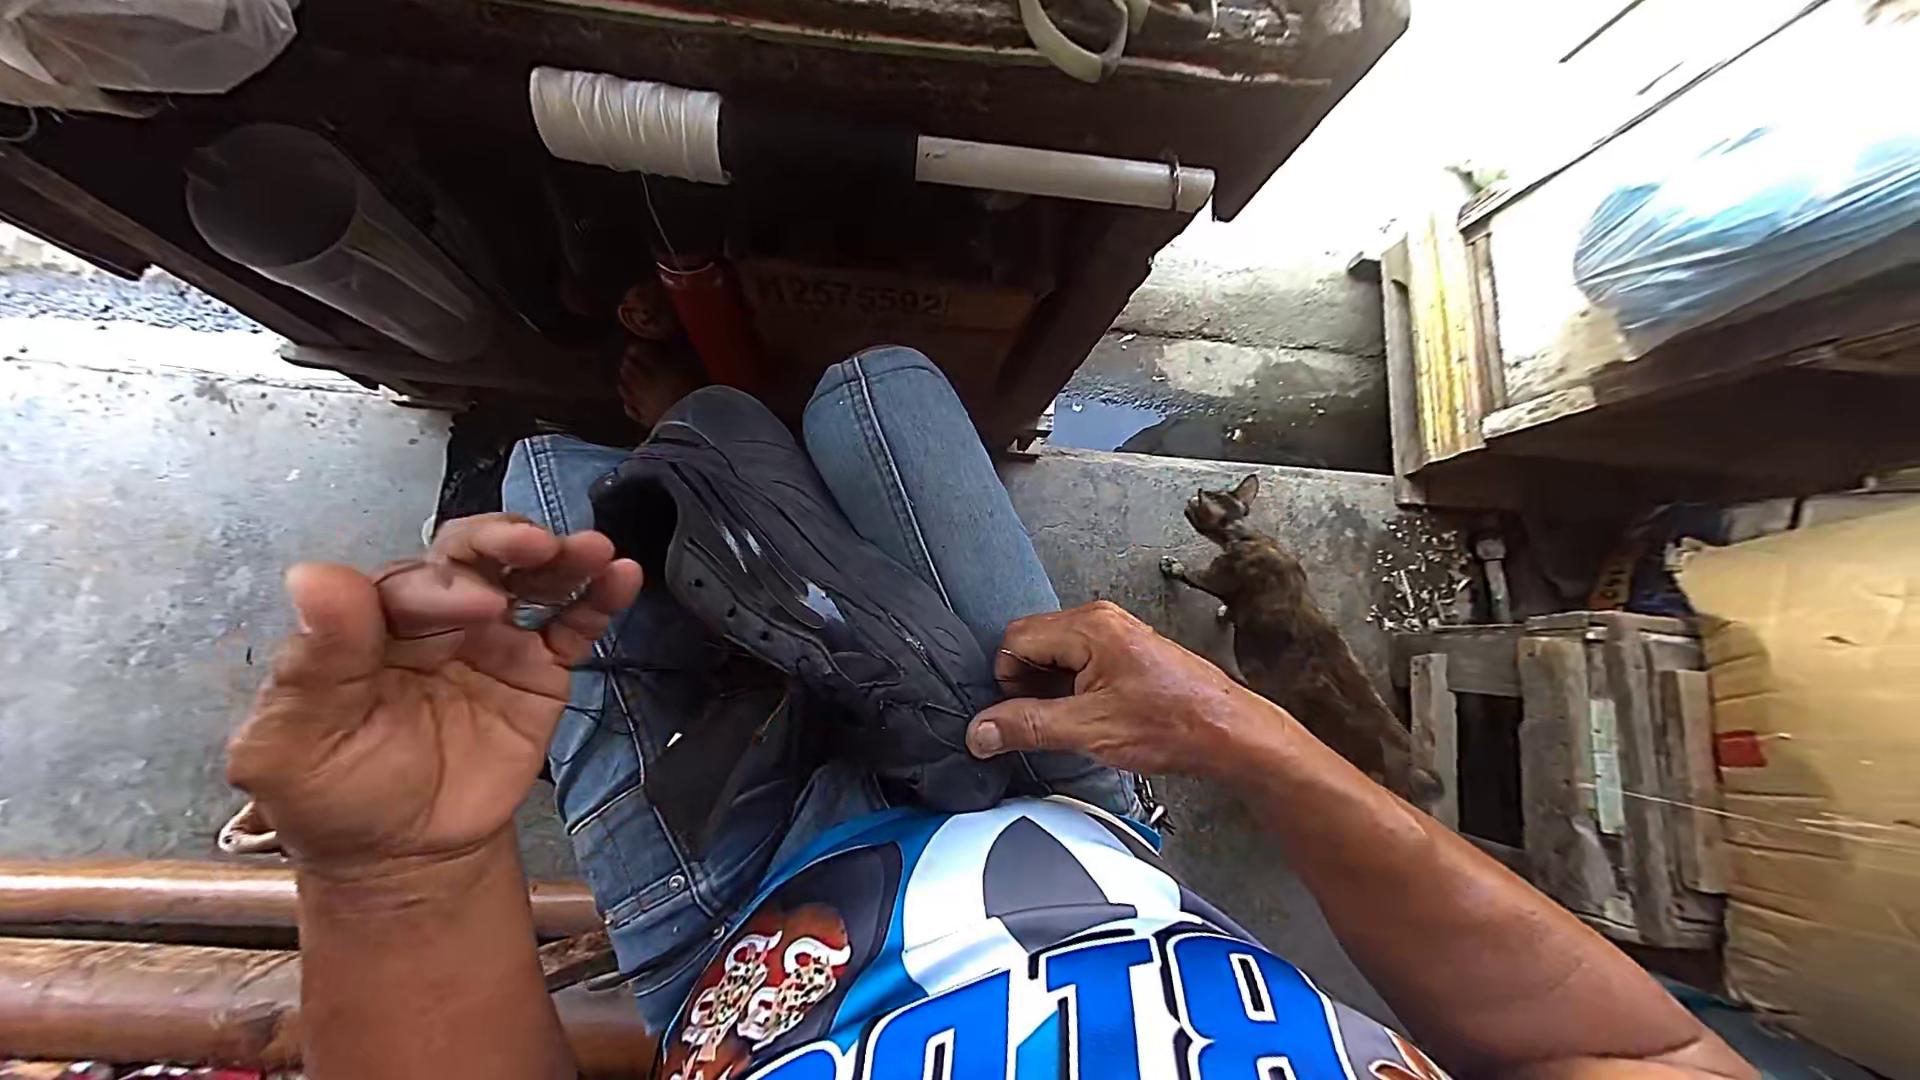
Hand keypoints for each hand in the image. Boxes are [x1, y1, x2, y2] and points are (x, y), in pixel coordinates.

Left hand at [227, 514, 641, 878]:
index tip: (483, 607)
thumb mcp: (296, 742)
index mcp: (377, 626)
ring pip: (534, 581)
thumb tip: (315, 573)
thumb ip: (315, 661)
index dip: (450, 585)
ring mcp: (500, 640)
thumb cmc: (340, 796)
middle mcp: (442, 620)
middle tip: (537, 544)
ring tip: (595, 549)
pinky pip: (577, 625)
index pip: (415, 583)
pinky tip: (623, 576)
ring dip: (565, 560)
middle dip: (507, 541)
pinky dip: (601, 598)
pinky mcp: (545, 666)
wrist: (411, 849)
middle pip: (476, 560)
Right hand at [965, 600, 1296, 778]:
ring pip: (1053, 653)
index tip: (1017, 711)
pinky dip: (1070, 686)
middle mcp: (1100, 620)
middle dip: (1026, 683)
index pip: (1014, 640)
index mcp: (1088, 626)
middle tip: (1045, 717)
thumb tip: (982, 730)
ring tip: (1073, 718)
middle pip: (1031, 642)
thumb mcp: (1090, 730)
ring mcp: (1113, 633)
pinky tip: (1089, 713)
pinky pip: (1076, 659)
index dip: (1007, 680)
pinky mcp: (1122, 650)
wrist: (1229, 732)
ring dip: (1049, 687)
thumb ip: (1028, 727)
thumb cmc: (1176, 723)